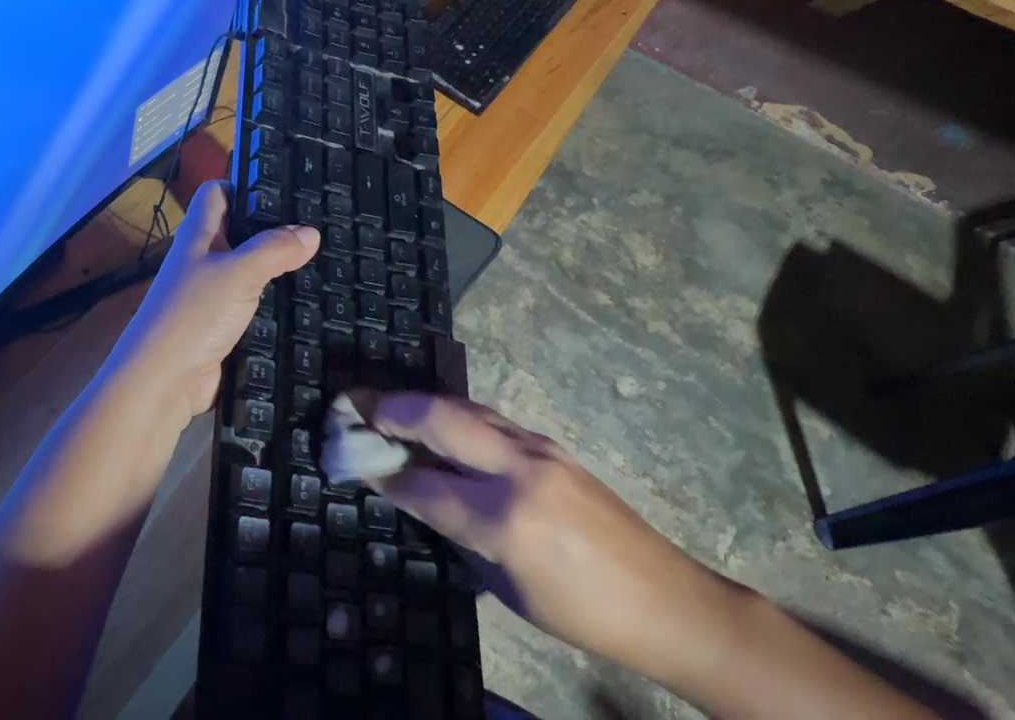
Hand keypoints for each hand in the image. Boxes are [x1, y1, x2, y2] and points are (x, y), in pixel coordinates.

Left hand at [104, 180, 317, 434]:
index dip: (244, 184)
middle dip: (273, 230)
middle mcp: (202, 261)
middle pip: (238, 233)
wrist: (163, 381)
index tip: (284, 187)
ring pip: (249, 273)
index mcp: (198, 235)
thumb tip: (309, 232)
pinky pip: (252, 308)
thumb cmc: (194, 314)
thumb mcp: (239, 272)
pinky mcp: (221, 329)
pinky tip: (306, 308)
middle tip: (319, 227)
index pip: (217, 193)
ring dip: (278, 271)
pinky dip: (275, 307)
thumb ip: (274, 249)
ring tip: (324, 265)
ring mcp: (210, 297)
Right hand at [364, 394, 754, 681]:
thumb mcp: (504, 586)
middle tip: (350, 406)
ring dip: (418, 403)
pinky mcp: (551, 444)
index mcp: (504, 520)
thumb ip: (453, 532)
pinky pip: (488, 417)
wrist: (666, 599)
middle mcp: (518, 470)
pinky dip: (451, 414)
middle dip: (387, 409)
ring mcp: (538, 448)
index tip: (347, 458)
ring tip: (382, 406)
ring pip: (463, 407)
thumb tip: (410, 494)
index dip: (380, 471)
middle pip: (438, 418)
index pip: (422, 482)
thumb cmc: (581, 612)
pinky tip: (434, 421)